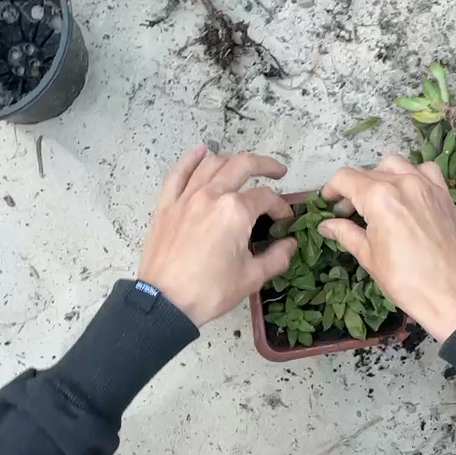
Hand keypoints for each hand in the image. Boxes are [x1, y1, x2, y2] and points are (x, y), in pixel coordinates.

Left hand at [137, 145, 295, 325]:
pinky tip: (200, 151)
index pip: (266, 198)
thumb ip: (276, 257)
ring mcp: (186, 198)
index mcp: (235, 211)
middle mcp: (211, 195)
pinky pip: (179, 173)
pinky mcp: (167, 206)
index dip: (281, 207)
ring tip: (244, 165)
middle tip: (277, 171)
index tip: (285, 220)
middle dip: (264, 165)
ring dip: (232, 159)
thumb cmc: (209, 292)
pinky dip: (191, 159)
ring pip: (211, 164)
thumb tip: (290, 244)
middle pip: (242, 166)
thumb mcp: (251, 278)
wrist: (166, 303)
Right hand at [318, 154, 455, 341]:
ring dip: (379, 176)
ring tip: (376, 200)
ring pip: (395, 164)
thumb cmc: (405, 280)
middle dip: (353, 189)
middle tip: (348, 212)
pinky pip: (424, 170)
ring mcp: (426, 185)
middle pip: (368, 172)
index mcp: (379, 198)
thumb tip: (326, 225)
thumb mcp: (368, 256)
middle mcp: (403, 183)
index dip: (331, 189)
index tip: (328, 202)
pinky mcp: (443, 194)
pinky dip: (411, 175)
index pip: (345, 179)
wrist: (448, 294)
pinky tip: (407, 193)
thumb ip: (345, 233)